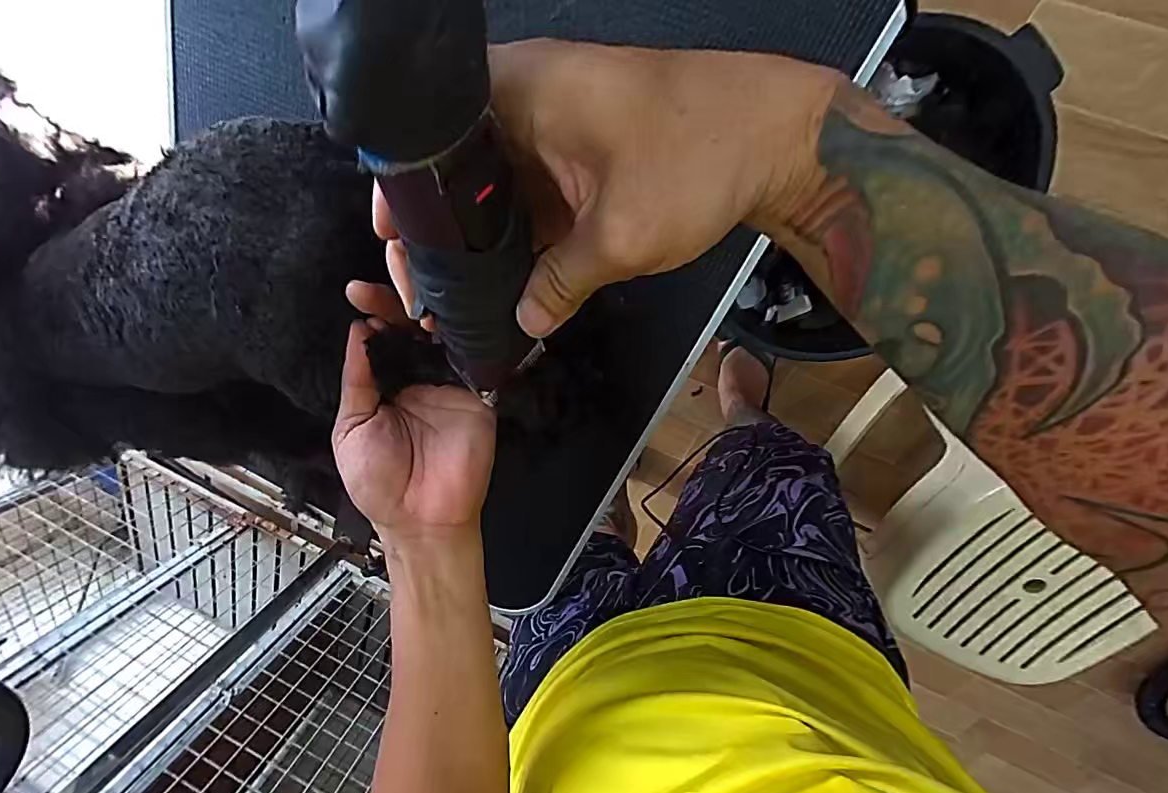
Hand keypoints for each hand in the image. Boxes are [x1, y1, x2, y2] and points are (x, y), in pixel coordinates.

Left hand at [332, 283, 495, 547]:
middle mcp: (421, 381)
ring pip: (447, 339)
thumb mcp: (351, 426)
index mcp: (388, 386)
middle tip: (389, 277)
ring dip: (433, 312)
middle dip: (402, 300)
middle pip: (416, 330)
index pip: (385, 338)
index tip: (357, 294)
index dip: (375, 313)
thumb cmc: (379, 484)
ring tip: (415, 291)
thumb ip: (358, 380)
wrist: (420, 520)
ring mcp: (452, 389)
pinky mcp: (479, 400)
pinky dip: (469, 339)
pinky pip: (478, 363)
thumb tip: (358, 330)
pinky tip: (451, 318)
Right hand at [380, 40, 843, 338]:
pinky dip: (525, 236)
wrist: (772, 139)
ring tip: (459, 295)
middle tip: (425, 288)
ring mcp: (553, 131)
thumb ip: (561, 284)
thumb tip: (524, 324)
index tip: (396, 250)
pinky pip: (535, 198)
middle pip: (459, 169)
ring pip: (499, 189)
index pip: (431, 140)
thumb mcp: (620, 237)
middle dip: (443, 231)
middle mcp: (523, 102)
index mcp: (515, 93)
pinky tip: (510, 279)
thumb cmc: (694, 164)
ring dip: (486, 240)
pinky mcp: (580, 158)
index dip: (405, 198)